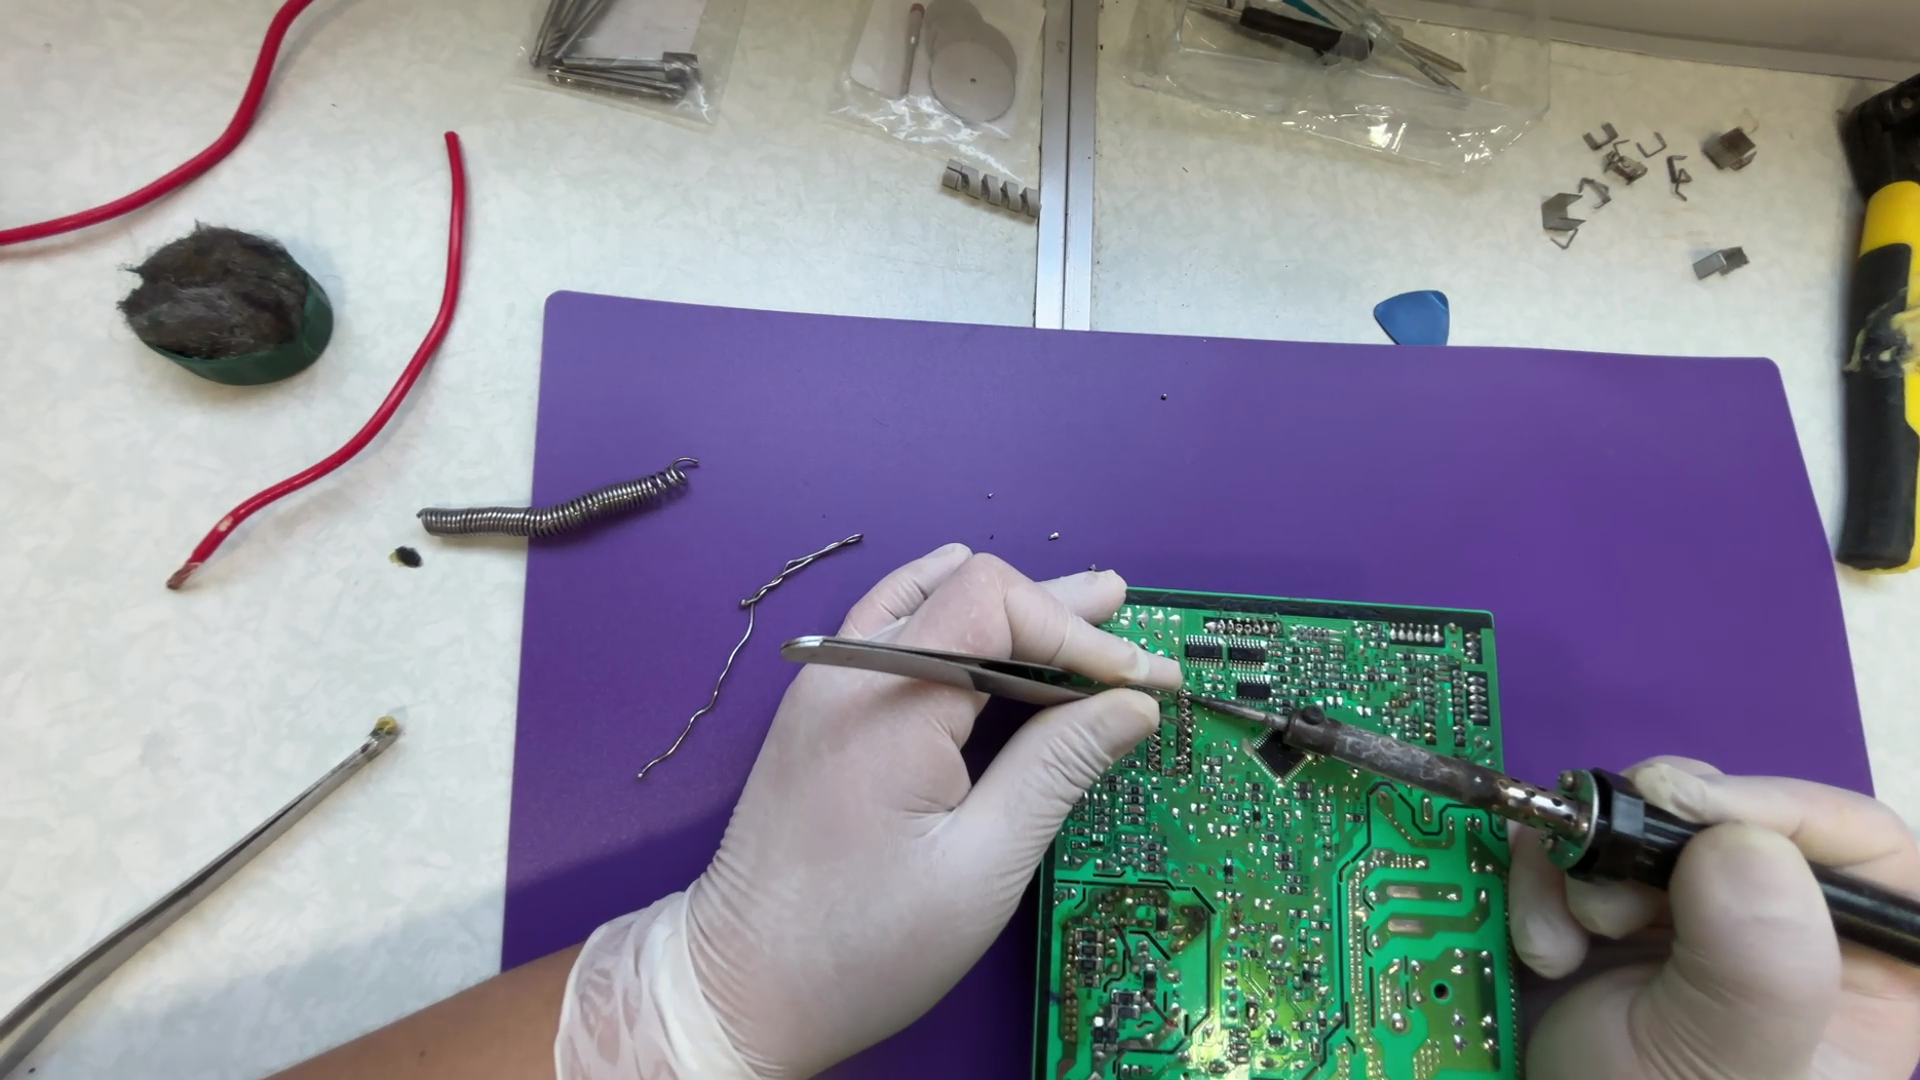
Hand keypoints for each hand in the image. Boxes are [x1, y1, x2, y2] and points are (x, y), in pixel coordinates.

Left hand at [553, 545, 1182, 1079]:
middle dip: (1057, 611)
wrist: (739, 982)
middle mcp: (852, 665)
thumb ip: (1057, 766)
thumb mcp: (982, 866)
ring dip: (1009, 606)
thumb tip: (1132, 706)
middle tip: (1125, 610)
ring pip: (932, 596)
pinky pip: (897, 621)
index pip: (996, 606)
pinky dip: (957, 616)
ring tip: (1077, 608)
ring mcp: (830, 675)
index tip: (1141, 678)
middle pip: (968, 589)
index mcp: (891, 699)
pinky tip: (989, 624)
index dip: (1076, 630)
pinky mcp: (825, 697)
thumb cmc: (864, 943)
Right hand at [1510, 757, 1919, 1079]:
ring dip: (1572, 871)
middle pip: (1716, 815)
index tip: (1682, 810)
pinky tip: (1540, 944)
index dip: (1779, 810)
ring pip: (1621, 821)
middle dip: (1643, 843)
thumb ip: (1755, 964)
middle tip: (1609, 900)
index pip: (1858, 846)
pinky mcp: (1581, 896)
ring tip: (1565, 943)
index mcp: (1848, 967)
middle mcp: (1755, 921)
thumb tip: (1742, 841)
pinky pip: (1554, 843)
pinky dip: (1530, 881)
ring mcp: (1663, 906)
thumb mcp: (1720, 1061)